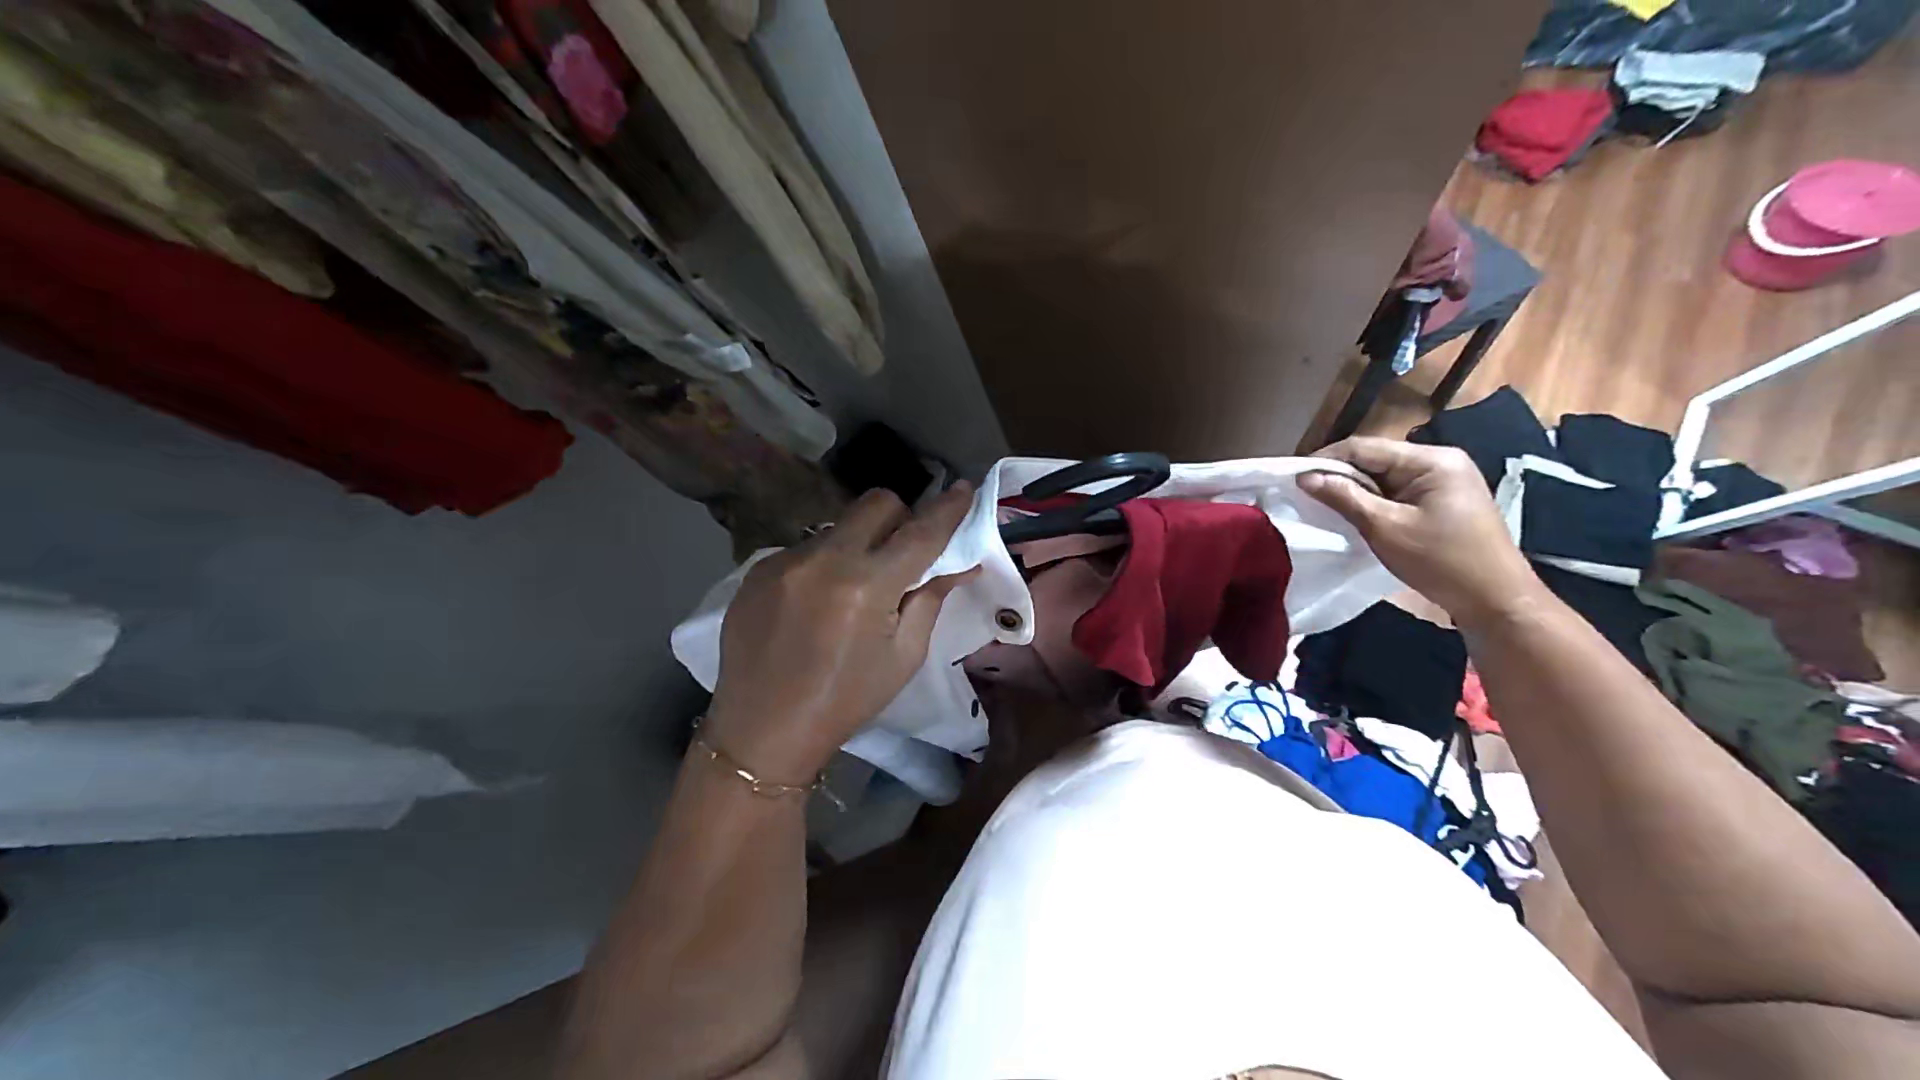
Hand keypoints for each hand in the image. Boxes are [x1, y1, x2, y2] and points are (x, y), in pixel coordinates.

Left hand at [704, 484, 976, 782]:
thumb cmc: (845, 701)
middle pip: (875, 503)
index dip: (947, 509)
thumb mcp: (903, 657)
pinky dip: (823, 564)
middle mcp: (823, 559)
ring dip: (858, 543)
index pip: (920, 533)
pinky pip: (805, 548)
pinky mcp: (757, 570)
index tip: (964, 489)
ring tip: (851, 588)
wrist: (763, 730)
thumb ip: (930, 599)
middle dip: (899, 517)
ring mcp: (784, 560)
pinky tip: (815, 602)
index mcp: (866, 586)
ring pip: (838, 525)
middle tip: (902, 551)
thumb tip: (959, 563)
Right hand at [1298, 436, 1545, 625]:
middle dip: (1338, 475)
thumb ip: (1344, 497)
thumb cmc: (1440, 561)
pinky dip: (1372, 500)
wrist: (1495, 599)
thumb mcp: (1385, 528)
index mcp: (1431, 460)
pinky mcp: (1442, 499)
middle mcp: (1439, 461)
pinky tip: (1354, 514)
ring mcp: (1444, 480)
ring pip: (1383, 476)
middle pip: (1374, 458)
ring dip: (1353, 489)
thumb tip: (1304, 477)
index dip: (1325, 460)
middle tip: (1305, 495)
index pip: (1364, 447)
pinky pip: (1396, 490)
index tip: (1293, 479)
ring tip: (1324, 505)